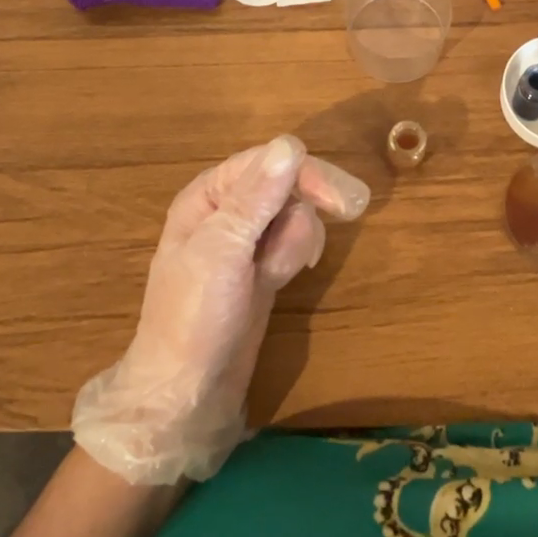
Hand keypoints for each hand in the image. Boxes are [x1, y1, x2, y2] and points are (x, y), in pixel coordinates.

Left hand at [71, 136, 369, 484]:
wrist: (186, 393)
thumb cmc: (194, 317)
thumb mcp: (223, 252)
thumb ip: (257, 198)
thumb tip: (292, 143)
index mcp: (208, 196)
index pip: (267, 162)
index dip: (307, 174)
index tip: (343, 200)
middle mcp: (227, 211)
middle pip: (286, 183)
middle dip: (309, 203)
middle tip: (350, 212)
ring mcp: (246, 241)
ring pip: (294, 214)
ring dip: (297, 239)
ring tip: (276, 274)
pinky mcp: (262, 267)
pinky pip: (292, 242)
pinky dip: (296, 255)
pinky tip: (284, 278)